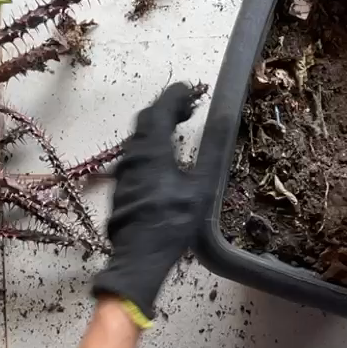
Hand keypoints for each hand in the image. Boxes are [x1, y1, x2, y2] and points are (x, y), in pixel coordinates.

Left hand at [91, 83, 204, 324]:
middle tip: (186, 108)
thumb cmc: (172, 222)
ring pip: (137, 140)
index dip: (174, 96)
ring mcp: (123, 173)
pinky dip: (150, 147)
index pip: (159, 110)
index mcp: (151, 150)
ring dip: (157, 128)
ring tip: (177, 129)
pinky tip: (162, 160)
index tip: (189, 90)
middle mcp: (132, 156)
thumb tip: (225, 115)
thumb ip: (213, 149)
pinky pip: (134, 157)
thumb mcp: (200, 186)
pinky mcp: (121, 189)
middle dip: (165, 109)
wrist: (138, 257)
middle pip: (145, 122)